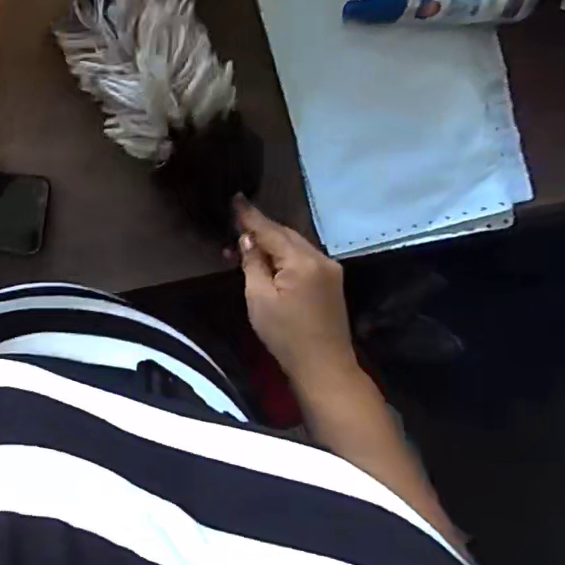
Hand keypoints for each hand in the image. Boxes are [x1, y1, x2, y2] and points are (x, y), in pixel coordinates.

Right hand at [231, 196, 358, 389]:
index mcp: (302, 261)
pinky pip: (302, 258)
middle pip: (285, 234)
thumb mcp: (259, 298)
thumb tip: (248, 240)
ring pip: (294, 245)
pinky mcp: (330, 282)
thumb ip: (253, 264)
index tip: (235, 198)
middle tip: (234, 222)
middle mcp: (320, 258)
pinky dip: (283, 254)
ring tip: (244, 243)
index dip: (250, 216)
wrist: (323, 365)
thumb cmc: (285, 334)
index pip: (270, 231)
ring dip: (271, 242)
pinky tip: (267, 259)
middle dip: (260, 228)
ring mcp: (329, 270)